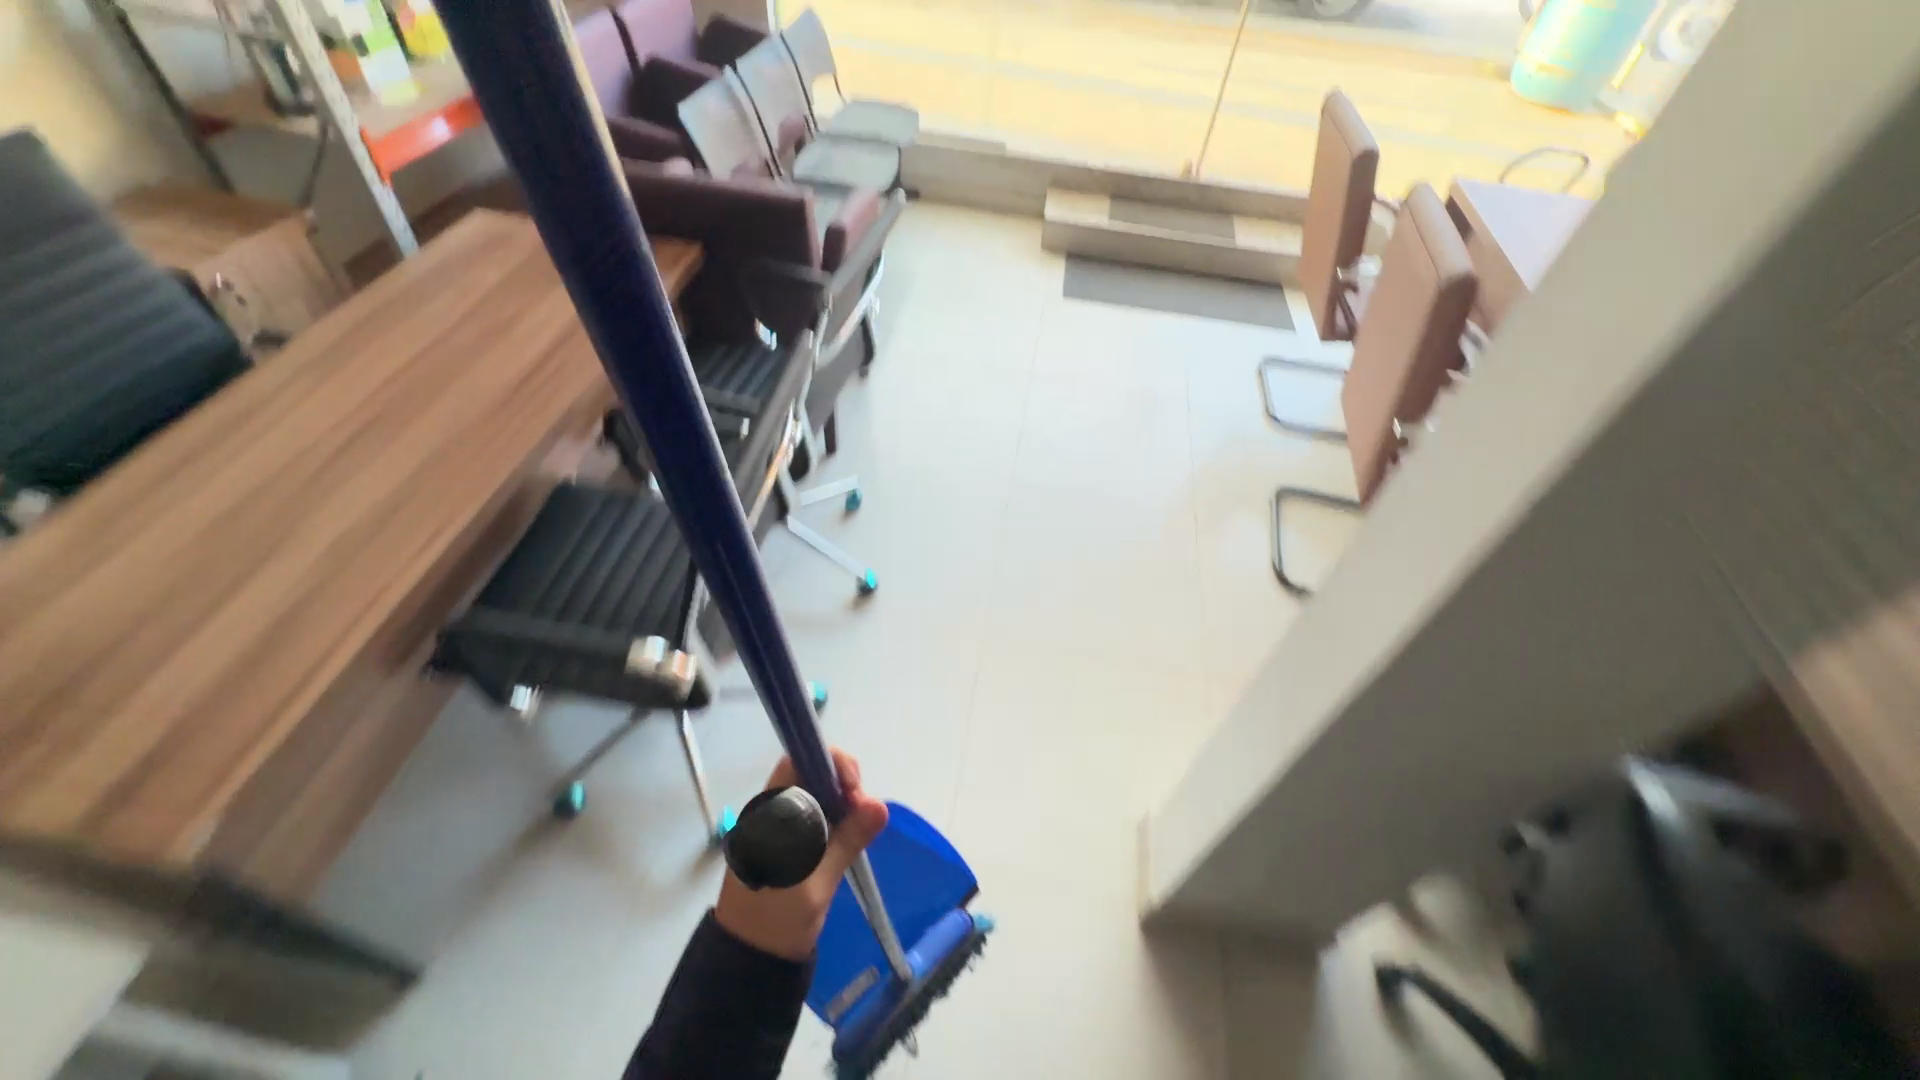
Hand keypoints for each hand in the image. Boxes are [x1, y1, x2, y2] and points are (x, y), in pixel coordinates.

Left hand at [715, 748, 888, 961]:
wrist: (748, 963)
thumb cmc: (776, 923)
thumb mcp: (816, 884)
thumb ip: (847, 842)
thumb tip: (879, 805)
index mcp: (769, 815)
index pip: (798, 763)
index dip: (830, 765)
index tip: (854, 792)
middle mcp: (773, 812)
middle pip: (812, 775)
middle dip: (843, 785)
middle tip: (864, 817)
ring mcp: (781, 827)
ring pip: (818, 795)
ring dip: (843, 804)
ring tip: (860, 831)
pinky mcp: (790, 843)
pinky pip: (817, 816)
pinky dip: (837, 820)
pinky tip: (849, 840)